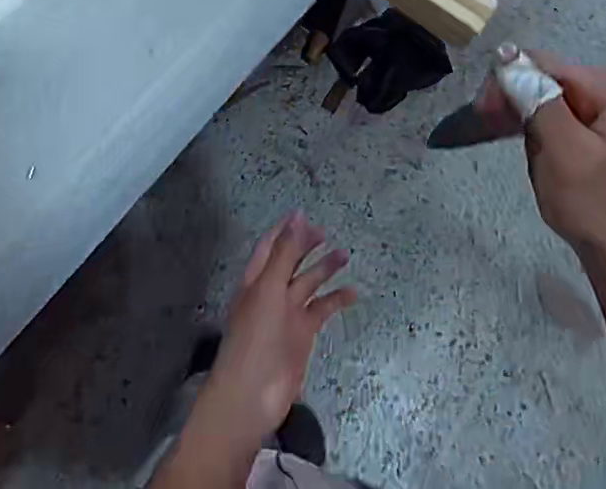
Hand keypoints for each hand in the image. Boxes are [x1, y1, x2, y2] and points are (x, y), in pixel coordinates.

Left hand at [198, 213, 356, 443]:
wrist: (252, 392)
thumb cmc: (255, 335)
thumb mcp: (269, 287)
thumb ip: (285, 253)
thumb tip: (297, 216)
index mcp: (256, 277)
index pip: (270, 245)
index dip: (285, 229)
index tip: (303, 213)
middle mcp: (271, 291)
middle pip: (290, 261)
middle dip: (306, 245)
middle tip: (326, 232)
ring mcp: (287, 313)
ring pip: (308, 283)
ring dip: (324, 269)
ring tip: (345, 253)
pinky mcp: (302, 334)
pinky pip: (321, 310)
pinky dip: (335, 300)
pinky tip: (353, 292)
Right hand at [476, 52, 605, 255]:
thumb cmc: (587, 197)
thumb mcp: (563, 147)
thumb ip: (538, 99)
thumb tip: (506, 56)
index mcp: (603, 88)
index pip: (540, 63)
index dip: (507, 81)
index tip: (485, 109)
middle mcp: (597, 88)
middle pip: (534, 72)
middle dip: (506, 93)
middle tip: (485, 121)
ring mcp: (585, 104)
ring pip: (529, 87)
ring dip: (506, 105)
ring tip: (490, 128)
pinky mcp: (571, 120)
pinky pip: (534, 103)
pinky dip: (516, 115)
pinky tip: (501, 129)